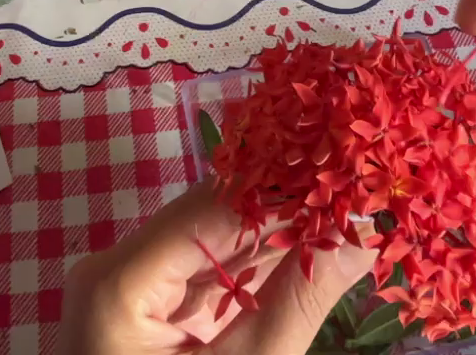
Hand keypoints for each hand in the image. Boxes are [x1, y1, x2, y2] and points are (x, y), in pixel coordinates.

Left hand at [60, 183, 376, 354]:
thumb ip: (298, 302)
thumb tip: (362, 234)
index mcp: (118, 282)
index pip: (212, 207)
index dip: (281, 188)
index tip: (344, 174)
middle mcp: (114, 265)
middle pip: (211, 214)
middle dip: (284, 205)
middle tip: (352, 190)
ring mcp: (126, 282)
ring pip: (212, 235)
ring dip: (275, 228)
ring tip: (338, 209)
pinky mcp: (144, 302)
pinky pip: (204, 267)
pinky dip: (252, 261)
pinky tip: (302, 244)